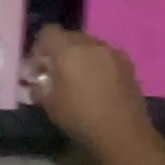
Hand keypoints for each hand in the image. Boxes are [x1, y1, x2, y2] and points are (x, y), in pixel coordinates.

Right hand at [27, 25, 161, 164]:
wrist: (122, 133)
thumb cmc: (79, 117)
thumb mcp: (49, 105)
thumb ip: (38, 88)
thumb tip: (37, 83)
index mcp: (68, 50)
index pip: (48, 32)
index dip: (39, 47)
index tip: (38, 68)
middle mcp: (92, 44)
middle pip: (70, 37)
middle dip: (60, 52)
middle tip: (56, 74)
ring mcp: (113, 52)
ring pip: (90, 46)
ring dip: (80, 57)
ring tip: (78, 80)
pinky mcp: (128, 64)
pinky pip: (106, 56)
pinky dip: (98, 65)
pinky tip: (98, 85)